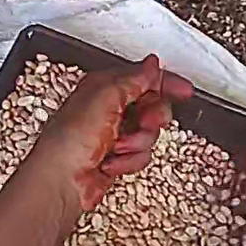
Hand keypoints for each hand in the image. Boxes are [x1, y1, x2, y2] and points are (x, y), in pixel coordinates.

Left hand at [24, 55, 192, 211]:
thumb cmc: (71, 140)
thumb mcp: (105, 97)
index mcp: (105, 87)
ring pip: (150, 134)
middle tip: (146, 123)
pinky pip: (142, 155)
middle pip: (153, 107)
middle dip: (152, 118)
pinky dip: (130, 161)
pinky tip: (112, 162)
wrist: (62, 180)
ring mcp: (115, 134)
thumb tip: (152, 64)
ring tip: (119, 147)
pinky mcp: (119, 157)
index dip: (165, 83)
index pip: (143, 78)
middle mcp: (110, 108)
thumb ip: (133, 79)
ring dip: (138, 143)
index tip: (184, 90)